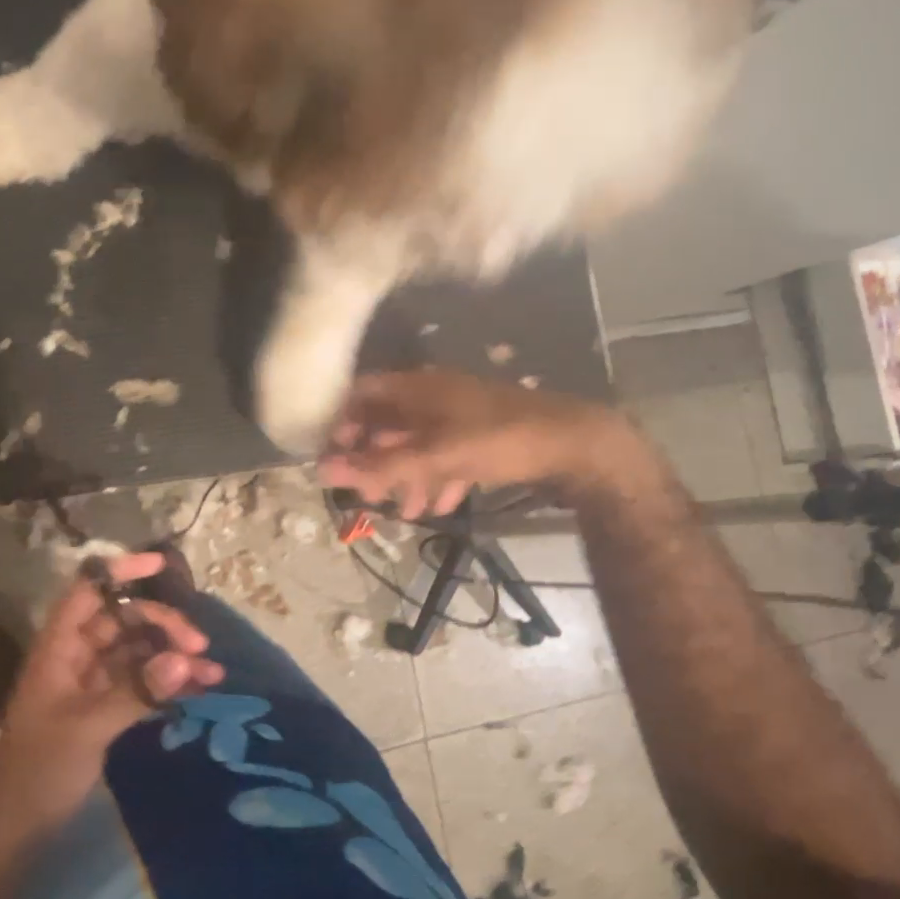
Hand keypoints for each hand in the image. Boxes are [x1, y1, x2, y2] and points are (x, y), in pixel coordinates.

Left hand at [0, 553, 224, 771]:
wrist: (17, 825)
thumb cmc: (40, 769)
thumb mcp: (87, 728)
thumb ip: (135, 692)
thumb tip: (184, 661)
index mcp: (58, 647)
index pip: (87, 591)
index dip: (119, 571)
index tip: (160, 566)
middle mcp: (75, 656)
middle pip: (121, 619)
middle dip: (161, 624)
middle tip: (198, 646)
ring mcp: (91, 682)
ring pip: (136, 651)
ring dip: (172, 655)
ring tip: (212, 670)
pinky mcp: (105, 708)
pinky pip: (141, 682)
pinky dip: (168, 682)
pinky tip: (200, 688)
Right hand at [317, 370, 647, 518]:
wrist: (577, 445)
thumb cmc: (498, 440)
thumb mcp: (433, 456)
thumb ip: (378, 465)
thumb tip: (322, 470)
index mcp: (418, 387)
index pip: (361, 394)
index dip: (340, 424)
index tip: (333, 459)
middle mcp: (434, 394)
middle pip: (387, 423)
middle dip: (374, 459)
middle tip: (365, 493)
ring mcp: (460, 414)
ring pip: (417, 443)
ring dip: (405, 475)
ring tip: (404, 511)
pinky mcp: (482, 434)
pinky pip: (446, 454)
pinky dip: (437, 478)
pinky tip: (440, 505)